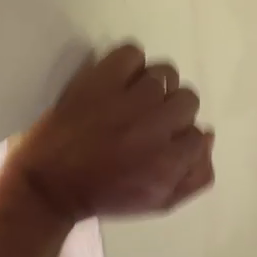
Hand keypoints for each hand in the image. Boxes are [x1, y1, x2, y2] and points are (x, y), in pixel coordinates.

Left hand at [6, 44, 214, 222]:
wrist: (49, 185)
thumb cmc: (104, 196)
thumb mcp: (158, 203)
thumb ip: (195, 178)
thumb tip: (208, 137)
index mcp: (169, 162)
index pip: (200, 134)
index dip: (181, 137)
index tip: (162, 142)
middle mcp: (155, 127)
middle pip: (188, 100)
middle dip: (172, 111)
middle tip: (148, 120)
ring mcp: (128, 100)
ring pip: (165, 74)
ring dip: (155, 85)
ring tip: (135, 97)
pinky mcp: (100, 80)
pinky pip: (131, 53)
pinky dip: (130, 63)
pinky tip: (120, 80)